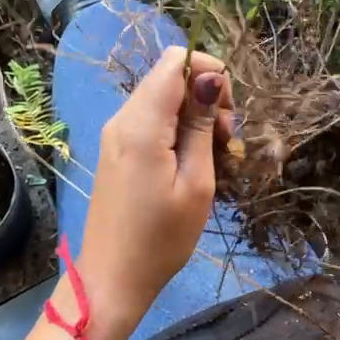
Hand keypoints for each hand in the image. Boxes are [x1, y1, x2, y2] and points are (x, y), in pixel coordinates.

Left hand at [74, 46, 231, 329]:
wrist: (112, 278)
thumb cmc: (161, 239)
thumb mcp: (195, 183)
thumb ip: (200, 126)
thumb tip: (210, 77)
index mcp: (140, 124)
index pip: (175, 61)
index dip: (208, 73)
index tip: (228, 113)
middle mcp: (122, 119)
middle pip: (169, 79)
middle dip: (205, 98)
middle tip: (226, 143)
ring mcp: (115, 135)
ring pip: (162, 100)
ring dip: (194, 118)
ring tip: (214, 158)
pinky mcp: (116, 151)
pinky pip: (151, 122)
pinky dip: (176, 132)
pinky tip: (191, 165)